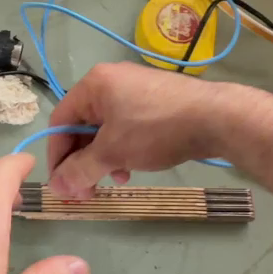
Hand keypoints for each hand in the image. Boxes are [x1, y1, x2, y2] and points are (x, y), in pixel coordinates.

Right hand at [46, 63, 264, 198]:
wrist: (216, 118)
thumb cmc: (156, 130)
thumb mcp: (112, 152)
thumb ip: (80, 170)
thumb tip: (56, 187)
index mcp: (93, 85)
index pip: (60, 121)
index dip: (56, 156)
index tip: (61, 185)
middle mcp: (110, 81)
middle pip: (82, 126)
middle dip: (82, 161)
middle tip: (86, 192)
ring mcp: (135, 89)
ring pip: (105, 129)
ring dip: (103, 159)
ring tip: (116, 180)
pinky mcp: (154, 100)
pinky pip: (126, 126)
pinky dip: (122, 148)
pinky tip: (133, 167)